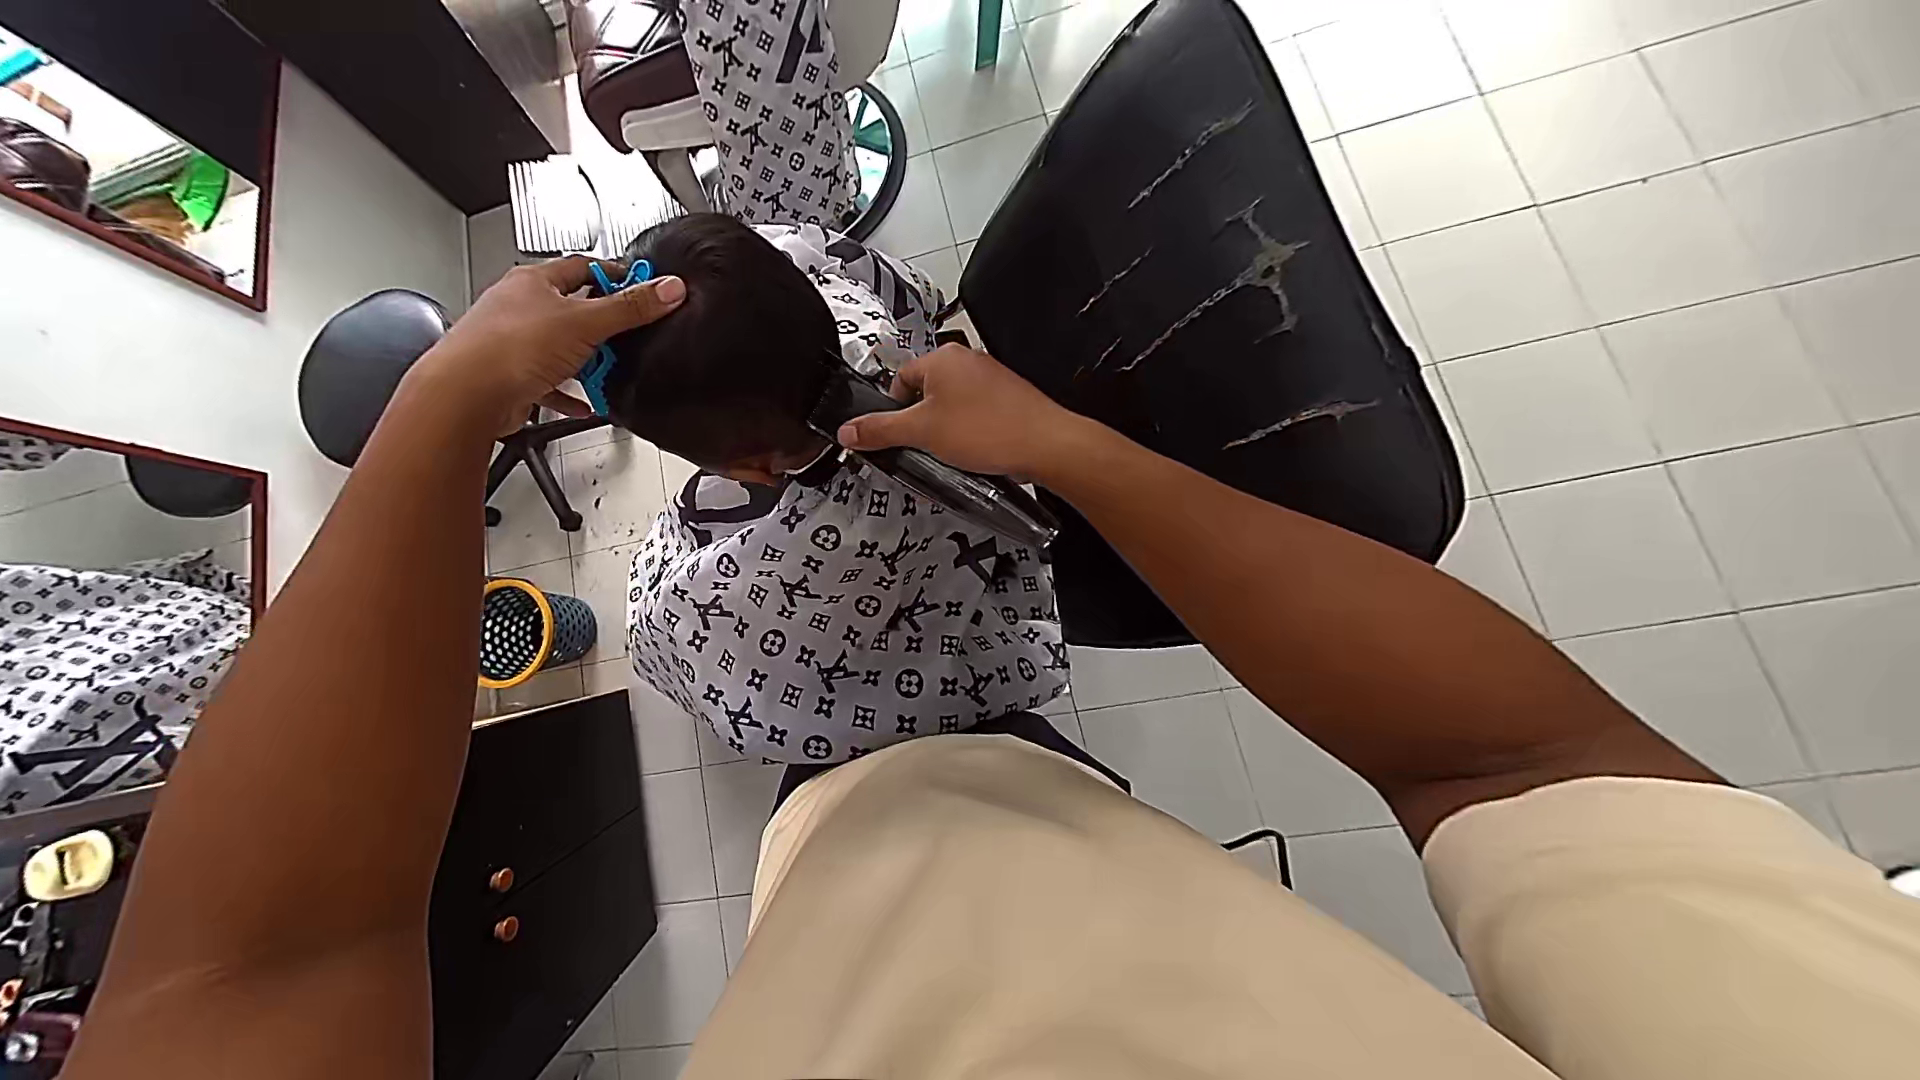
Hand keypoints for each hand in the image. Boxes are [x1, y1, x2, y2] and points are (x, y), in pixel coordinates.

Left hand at [411, 256, 686, 435]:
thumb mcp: (586, 322)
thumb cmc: (507, 348)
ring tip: (607, 371)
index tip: (643, 283)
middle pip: (577, 309)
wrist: (468, 394)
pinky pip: (555, 382)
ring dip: (590, 361)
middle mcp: (522, 307)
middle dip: (606, 326)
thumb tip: (667, 288)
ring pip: (566, 346)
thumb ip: (631, 307)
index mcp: (534, 282)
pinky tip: (586, 401)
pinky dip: (574, 391)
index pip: (584, 266)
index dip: (616, 274)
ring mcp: (517, 342)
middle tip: (628, 337)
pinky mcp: (516, 375)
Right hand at [835, 344, 1089, 478]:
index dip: (891, 410)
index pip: (898, 379)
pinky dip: (969, 432)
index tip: (891, 433)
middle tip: (923, 446)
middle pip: (924, 393)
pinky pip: (974, 414)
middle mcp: (967, 361)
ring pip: (950, 405)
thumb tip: (850, 431)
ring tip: (953, 451)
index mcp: (941, 358)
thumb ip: (880, 430)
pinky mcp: (1006, 399)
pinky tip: (974, 451)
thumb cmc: (993, 430)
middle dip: (920, 422)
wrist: (1045, 445)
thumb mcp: (922, 433)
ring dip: (945, 429)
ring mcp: (989, 379)